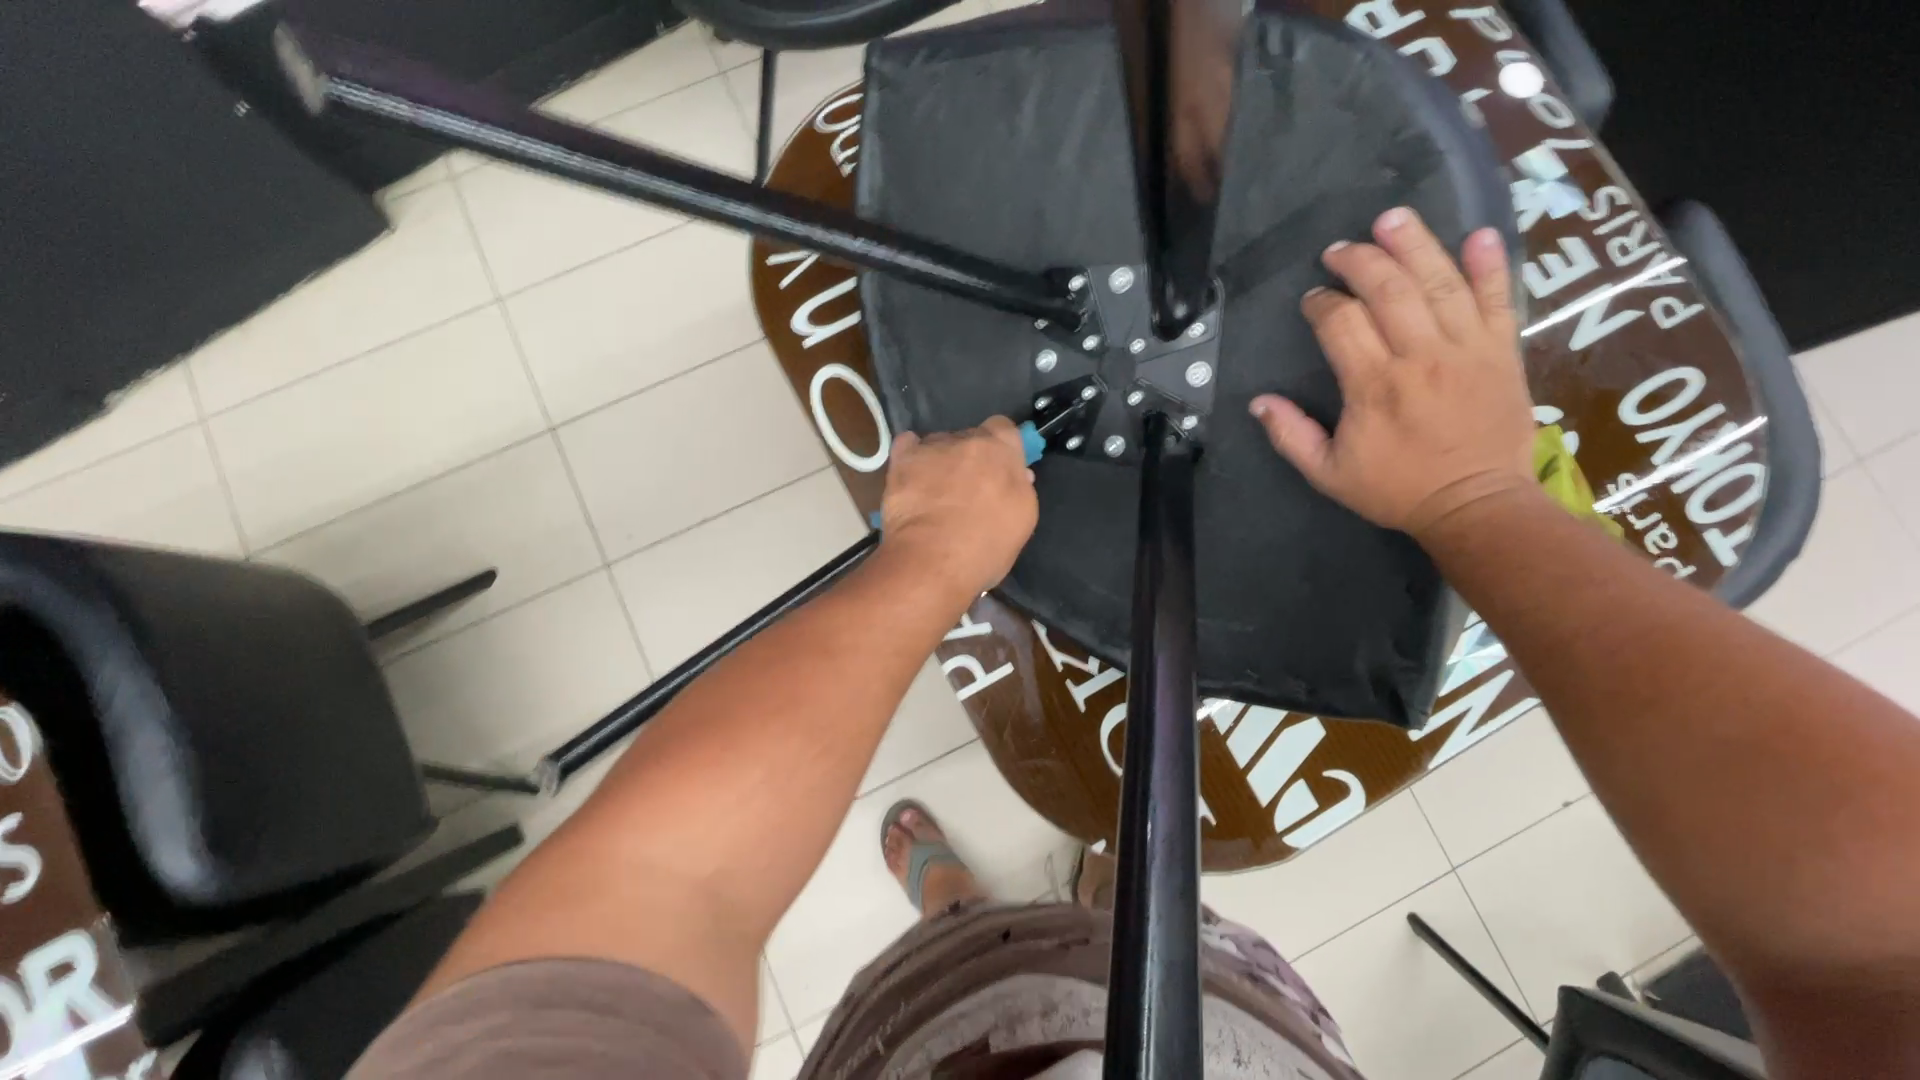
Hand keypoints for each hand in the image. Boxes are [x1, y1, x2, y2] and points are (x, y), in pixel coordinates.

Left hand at [879, 416, 1037, 600]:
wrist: (933, 560)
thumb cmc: (986, 545)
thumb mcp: (1022, 519)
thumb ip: (1020, 488)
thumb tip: (1018, 474)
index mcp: (1002, 450)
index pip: (1004, 429)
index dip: (1001, 447)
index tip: (998, 469)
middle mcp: (967, 439)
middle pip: (970, 438)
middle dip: (969, 458)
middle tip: (967, 490)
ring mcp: (931, 447)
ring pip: (939, 445)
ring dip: (940, 461)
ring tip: (934, 493)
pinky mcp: (901, 461)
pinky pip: (907, 446)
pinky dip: (911, 457)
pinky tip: (910, 476)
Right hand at [1250, 207, 1536, 538]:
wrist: (1476, 505)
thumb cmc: (1397, 490)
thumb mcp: (1328, 474)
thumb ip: (1290, 436)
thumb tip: (1258, 402)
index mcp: (1374, 386)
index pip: (1341, 322)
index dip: (1322, 303)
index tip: (1313, 300)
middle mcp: (1420, 356)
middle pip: (1388, 288)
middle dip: (1360, 260)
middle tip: (1341, 250)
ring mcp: (1466, 349)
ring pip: (1440, 281)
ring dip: (1415, 244)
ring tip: (1392, 218)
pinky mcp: (1502, 351)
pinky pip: (1498, 298)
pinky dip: (1489, 264)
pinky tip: (1476, 234)